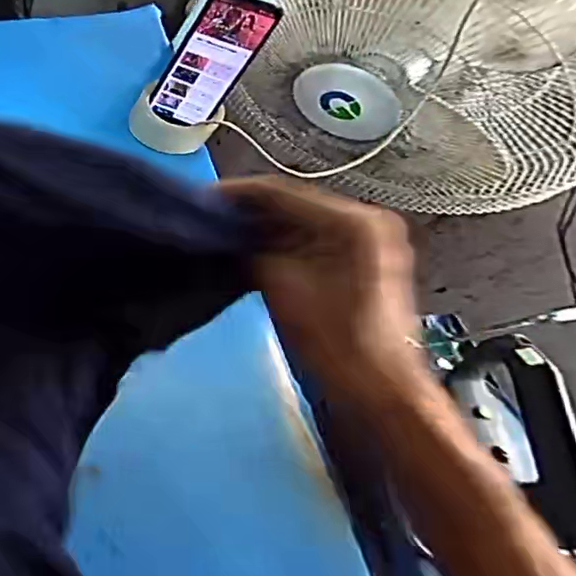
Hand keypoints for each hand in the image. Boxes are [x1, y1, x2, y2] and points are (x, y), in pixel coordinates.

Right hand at [216, 178, 428, 408]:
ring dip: (262, 224)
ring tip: (220, 229)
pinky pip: (312, 235)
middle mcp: (366, 220)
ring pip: (299, 217)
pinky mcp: (363, 257)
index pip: (278, 191)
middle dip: (247, 209)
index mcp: (352, 221)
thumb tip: (228, 232)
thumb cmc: (330, 336)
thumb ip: (250, 246)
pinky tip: (250, 246)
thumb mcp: (276, 281)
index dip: (233, 193)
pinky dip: (281, 239)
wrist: (375, 385)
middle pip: (291, 201)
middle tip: (205, 215)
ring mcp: (369, 239)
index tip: (199, 199)